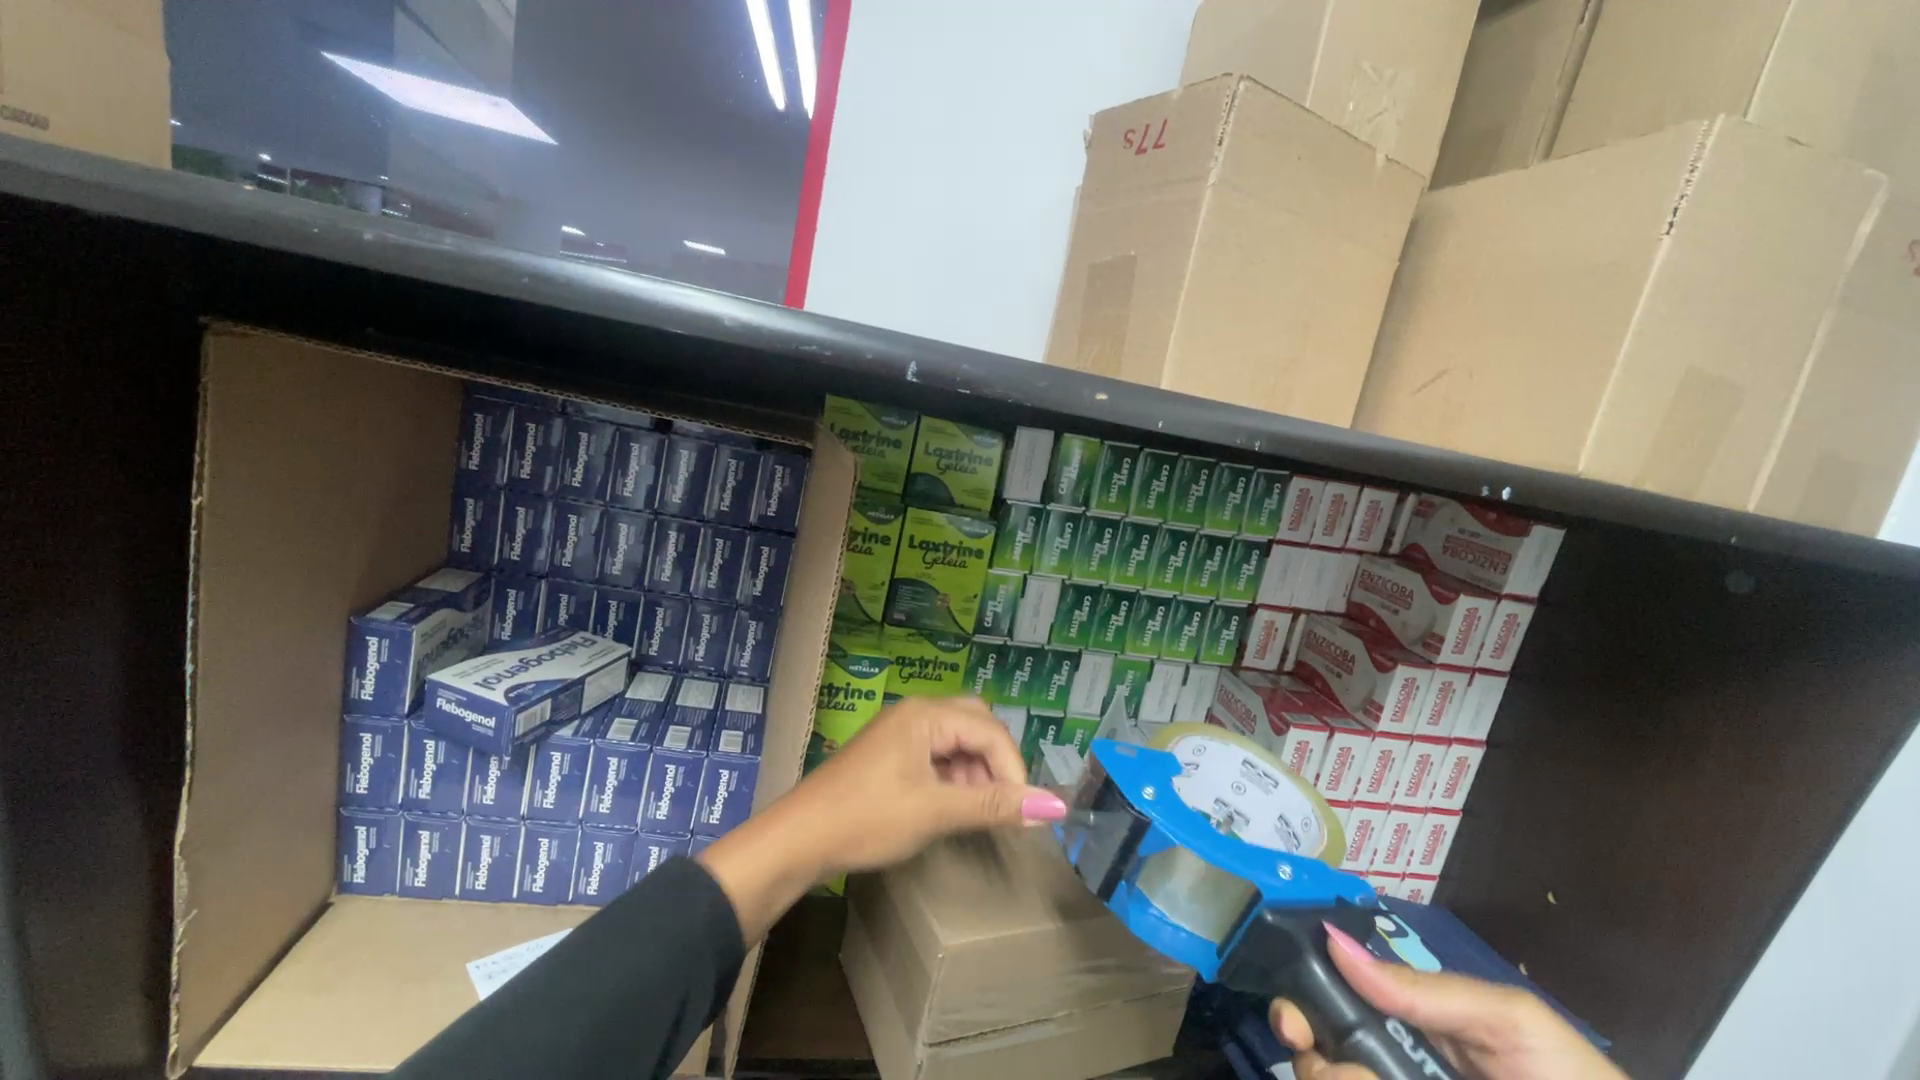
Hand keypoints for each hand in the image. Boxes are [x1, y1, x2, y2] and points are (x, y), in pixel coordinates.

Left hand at [697, 697, 1068, 940]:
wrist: (799, 839)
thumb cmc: (867, 818)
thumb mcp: (935, 812)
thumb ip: (995, 806)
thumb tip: (1056, 806)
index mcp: (925, 715)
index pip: (990, 731)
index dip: (1014, 770)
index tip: (1025, 812)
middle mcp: (915, 714)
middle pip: (976, 726)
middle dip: (996, 765)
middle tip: (1001, 806)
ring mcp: (901, 734)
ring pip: (958, 743)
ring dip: (976, 775)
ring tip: (976, 814)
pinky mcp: (891, 756)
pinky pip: (938, 757)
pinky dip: (954, 781)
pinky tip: (951, 810)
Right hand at [1271, 924, 1627, 1079]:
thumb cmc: (1568, 1076)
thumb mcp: (1505, 1020)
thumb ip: (1421, 988)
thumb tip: (1331, 936)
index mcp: (1406, 1029)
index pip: (1330, 1008)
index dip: (1299, 1008)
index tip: (1294, 1024)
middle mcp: (1389, 1065)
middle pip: (1317, 1057)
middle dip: (1308, 1054)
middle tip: (1316, 1056)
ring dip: (1335, 1079)